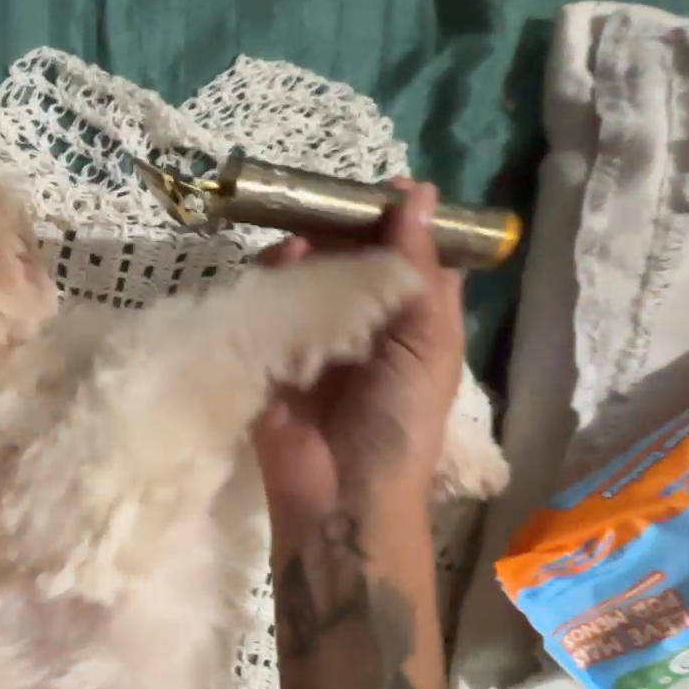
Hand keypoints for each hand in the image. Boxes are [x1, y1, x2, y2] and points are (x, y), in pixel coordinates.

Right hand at [251, 180, 467, 552]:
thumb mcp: (425, 344)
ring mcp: (309, 347)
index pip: (402, 258)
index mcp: (408, 323)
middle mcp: (359, 328)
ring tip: (292, 245)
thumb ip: (413, 274)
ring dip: (298, 261)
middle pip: (345, 267)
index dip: (393, 223)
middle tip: (318, 210)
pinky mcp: (267, 366)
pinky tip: (268, 274)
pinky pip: (263, 320)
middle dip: (335, 236)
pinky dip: (264, 293)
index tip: (378, 190)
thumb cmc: (398, 425)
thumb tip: (413, 193)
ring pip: (301, 288)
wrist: (339, 498)